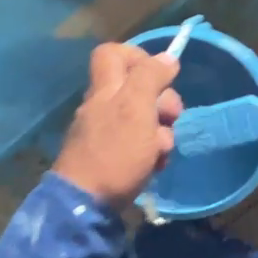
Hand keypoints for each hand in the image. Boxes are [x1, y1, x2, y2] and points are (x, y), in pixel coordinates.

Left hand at [52, 43, 183, 206]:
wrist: (86, 203)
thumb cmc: (114, 153)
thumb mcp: (136, 109)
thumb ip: (151, 78)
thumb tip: (167, 57)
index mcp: (105, 88)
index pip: (114, 53)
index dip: (139, 57)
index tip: (161, 76)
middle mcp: (102, 106)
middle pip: (138, 90)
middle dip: (162, 103)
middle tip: (170, 118)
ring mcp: (105, 134)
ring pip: (143, 121)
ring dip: (160, 134)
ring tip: (161, 152)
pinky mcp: (110, 158)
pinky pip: (137, 147)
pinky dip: (149, 154)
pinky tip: (154, 167)